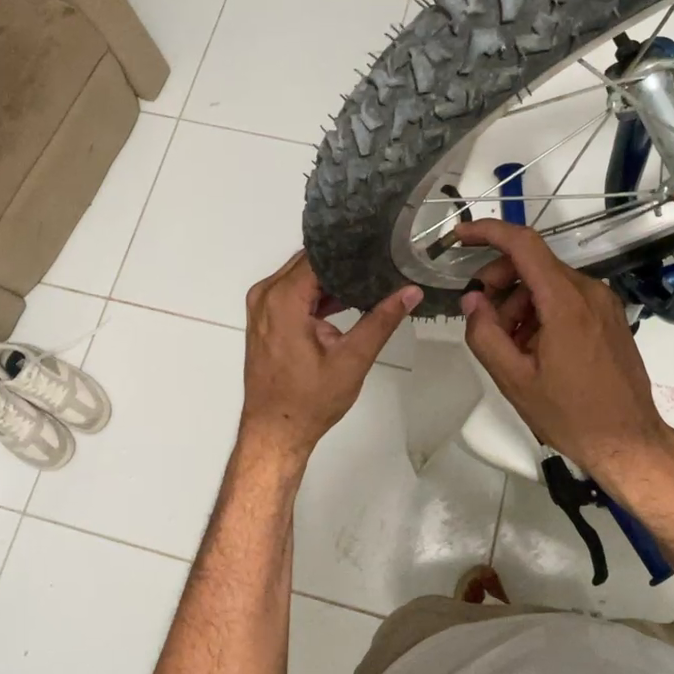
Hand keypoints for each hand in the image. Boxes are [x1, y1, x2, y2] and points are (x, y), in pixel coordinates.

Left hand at [240, 252, 421, 459]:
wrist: (275, 432)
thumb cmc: (310, 400)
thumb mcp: (352, 359)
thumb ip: (381, 321)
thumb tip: (411, 291)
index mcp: (283, 299)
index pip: (319, 255)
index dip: (349, 247)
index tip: (379, 241)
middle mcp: (266, 295)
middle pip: (309, 262)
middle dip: (344, 260)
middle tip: (382, 255)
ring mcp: (262, 306)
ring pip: (302, 276)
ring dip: (332, 278)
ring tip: (372, 273)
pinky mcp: (266, 319)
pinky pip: (293, 292)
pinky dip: (318, 293)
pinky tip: (349, 296)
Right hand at [456, 220, 670, 476]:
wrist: (629, 442)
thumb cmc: (571, 415)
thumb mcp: (514, 379)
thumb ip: (485, 334)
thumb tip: (472, 299)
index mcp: (565, 302)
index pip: (523, 244)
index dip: (487, 231)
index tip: (459, 236)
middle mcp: (589, 291)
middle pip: (534, 263)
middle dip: (499, 280)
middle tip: (481, 315)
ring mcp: (603, 303)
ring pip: (548, 283)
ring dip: (519, 302)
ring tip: (508, 345)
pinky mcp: (610, 317)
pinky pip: (567, 299)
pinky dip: (541, 311)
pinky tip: (532, 348)